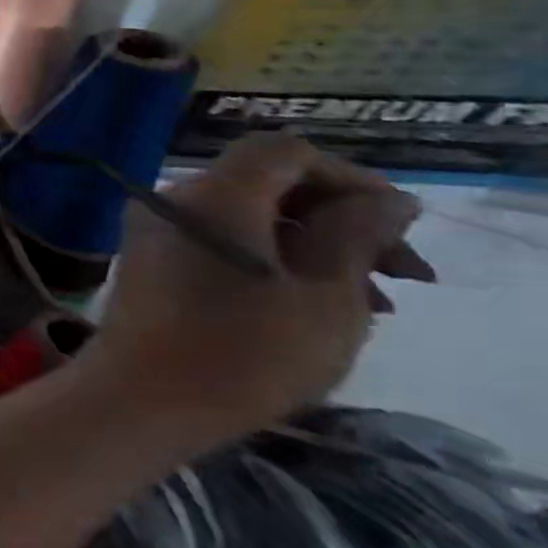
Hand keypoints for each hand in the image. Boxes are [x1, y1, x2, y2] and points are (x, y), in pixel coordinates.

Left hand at [84, 133, 433, 431]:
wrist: (141, 396)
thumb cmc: (244, 351)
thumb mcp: (327, 297)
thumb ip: (357, 235)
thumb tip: (388, 199)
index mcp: (215, 192)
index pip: (286, 152)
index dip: (350, 178)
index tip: (400, 225)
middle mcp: (176, 196)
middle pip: (266, 183)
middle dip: (339, 218)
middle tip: (405, 275)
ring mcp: (156, 227)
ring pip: (245, 216)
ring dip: (310, 245)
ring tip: (373, 304)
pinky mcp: (149, 257)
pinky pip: (217, 239)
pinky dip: (267, 258)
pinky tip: (311, 305)